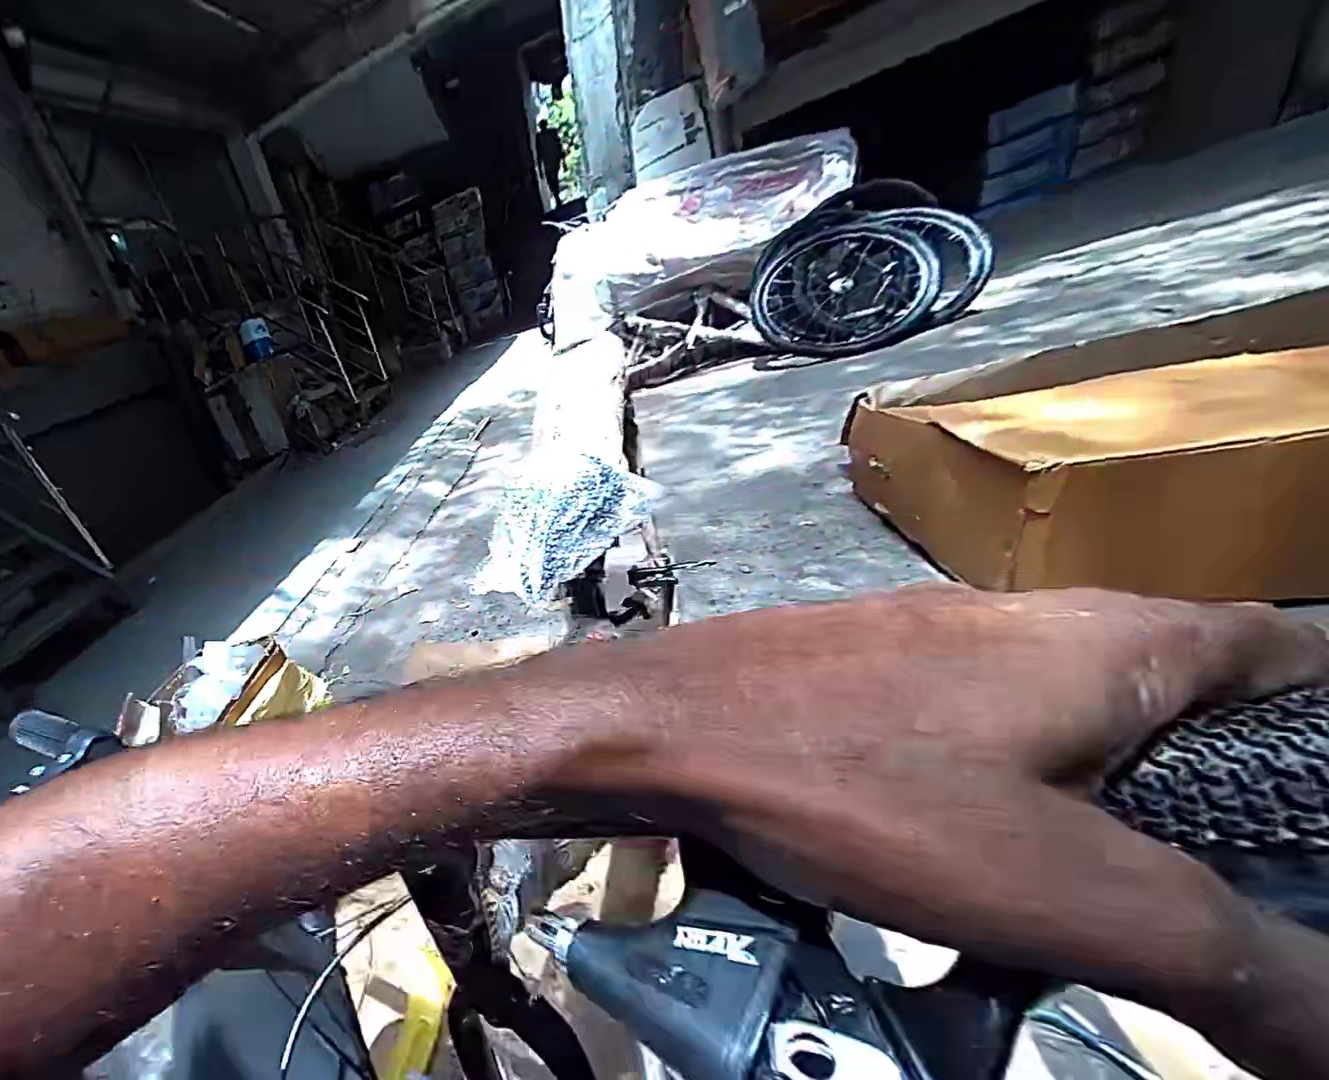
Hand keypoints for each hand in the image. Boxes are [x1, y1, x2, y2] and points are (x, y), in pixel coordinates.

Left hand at [562, 586, 1328, 1076]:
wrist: (653, 727)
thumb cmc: (849, 787)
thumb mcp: (1068, 893)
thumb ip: (1242, 961)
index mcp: (1089, 638)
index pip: (1278, 658)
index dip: (1319, 739)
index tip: (1302, 822)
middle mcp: (990, 616)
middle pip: (1146, 693)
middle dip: (1185, 788)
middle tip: (1194, 887)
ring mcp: (890, 634)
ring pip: (1023, 711)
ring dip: (1057, 791)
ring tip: (1060, 881)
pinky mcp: (819, 663)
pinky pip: (924, 718)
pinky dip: (956, 776)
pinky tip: (929, 835)